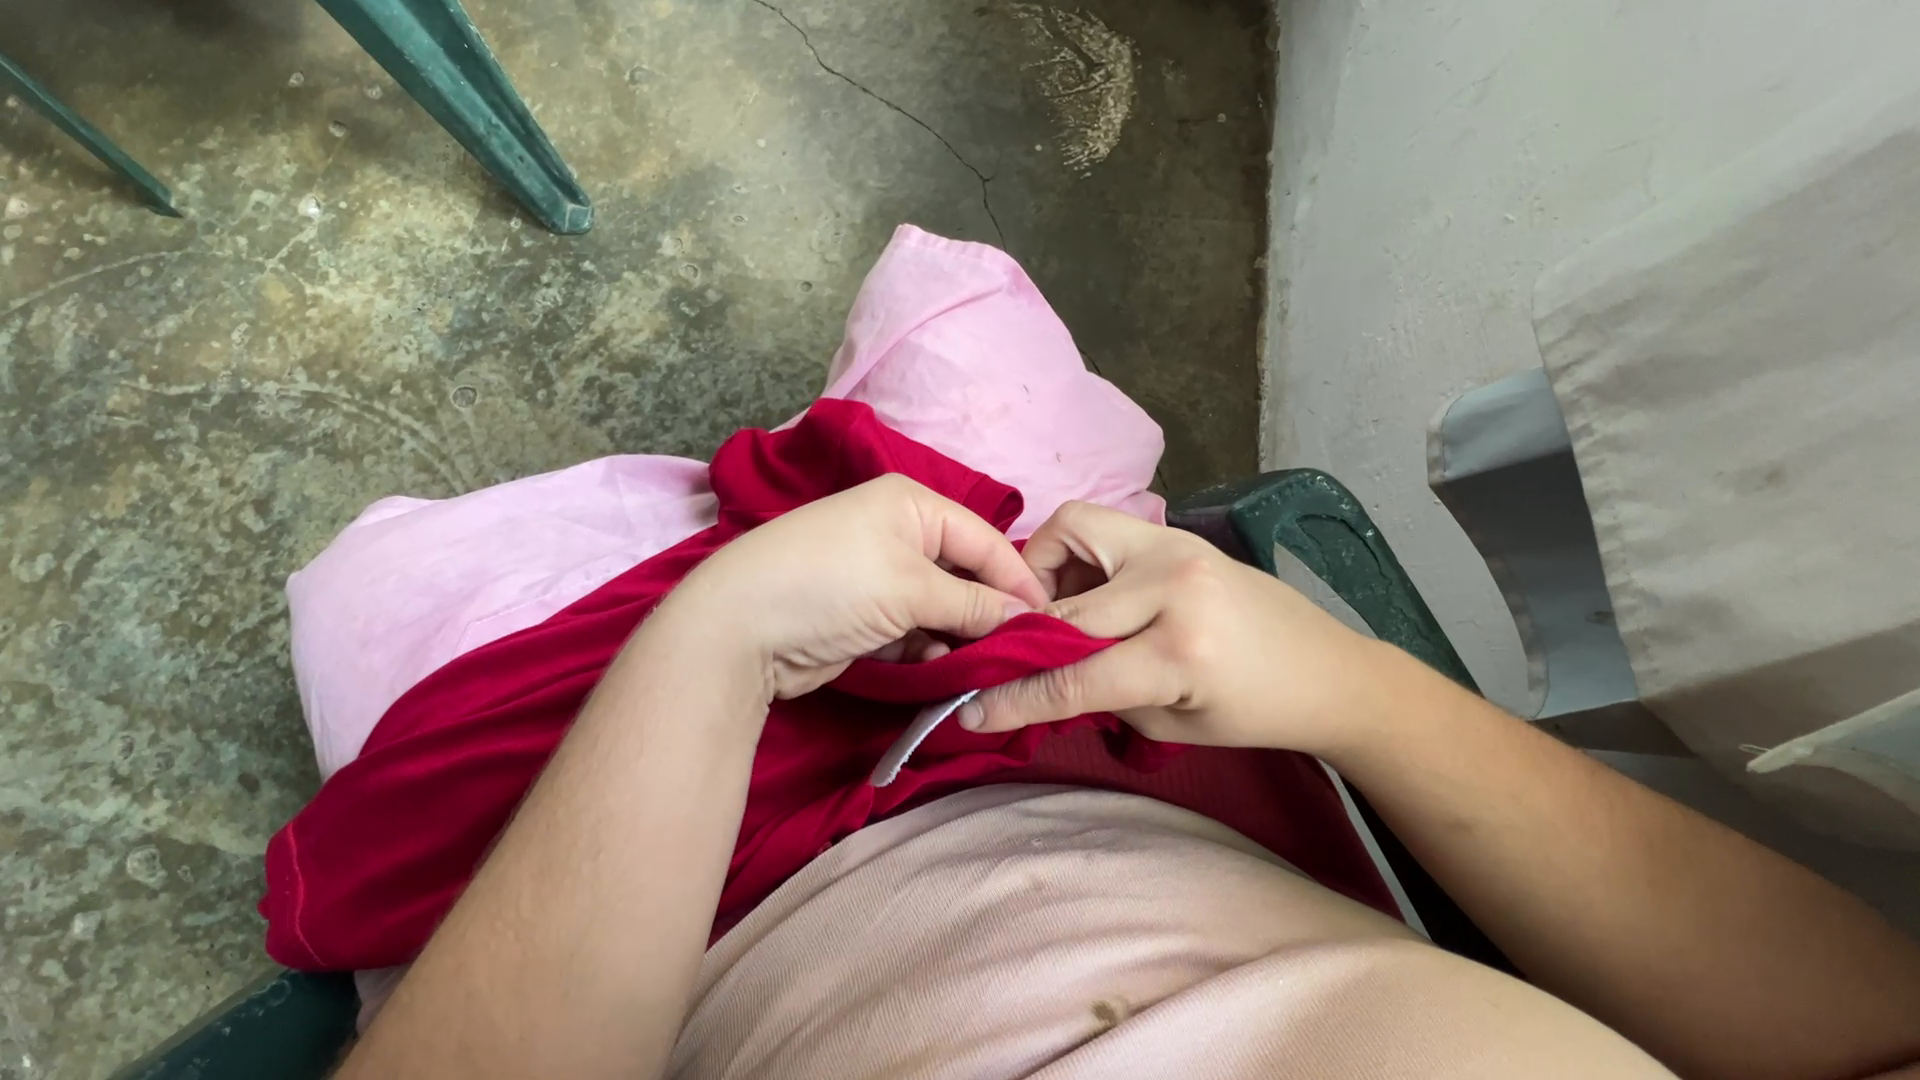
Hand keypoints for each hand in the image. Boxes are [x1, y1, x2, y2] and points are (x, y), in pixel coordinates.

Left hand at [652, 475, 1049, 700]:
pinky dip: (928, 651)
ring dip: (959, 636)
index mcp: (911, 504)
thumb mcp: (912, 587)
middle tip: (1021, 651)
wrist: (740, 627)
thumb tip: (1028, 619)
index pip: (983, 540)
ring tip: (983, 667)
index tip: (1050, 622)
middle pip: (963, 574)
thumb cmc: (834, 584)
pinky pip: (913, 631)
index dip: (1018, 580)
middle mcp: (897, 534)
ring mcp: (877, 577)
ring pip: (940, 608)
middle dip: (988, 612)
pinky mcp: (863, 617)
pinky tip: (941, 672)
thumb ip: (975, 604)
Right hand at [960, 501, 1394, 755]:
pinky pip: (1098, 526)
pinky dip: (1073, 553)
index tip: (969, 711)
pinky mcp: (1176, 532)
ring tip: (1051, 608)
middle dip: (1021, 637)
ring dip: (1043, 570)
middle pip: (1061, 606)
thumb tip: (1037, 677)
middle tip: (1007, 655)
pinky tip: (1086, 588)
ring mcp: (1174, 546)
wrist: (1328, 670)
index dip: (1015, 698)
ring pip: (1069, 530)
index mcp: (1180, 652)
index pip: (1075, 677)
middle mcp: (1173, 585)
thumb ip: (1099, 695)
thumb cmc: (1253, 712)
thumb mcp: (1169, 725)